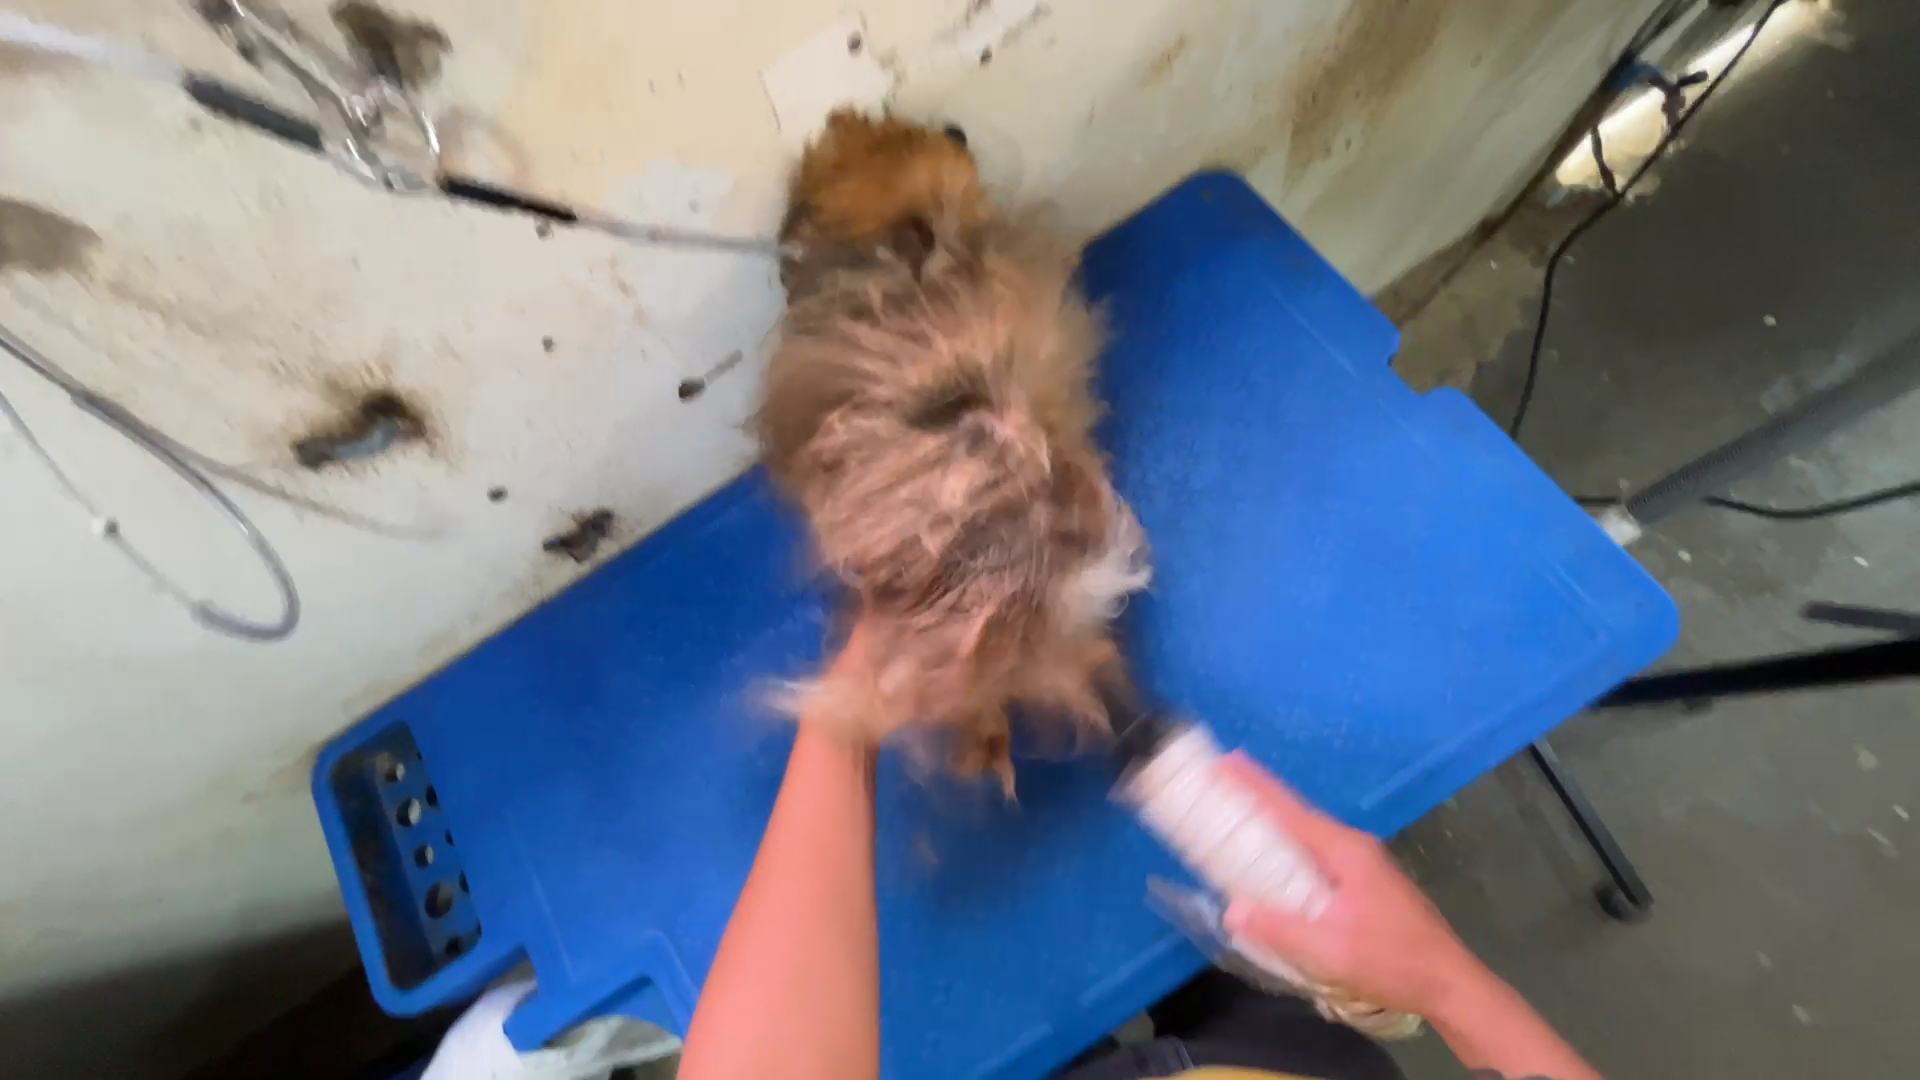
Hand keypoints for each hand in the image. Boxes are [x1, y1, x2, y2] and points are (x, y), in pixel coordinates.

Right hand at [1216, 753, 1489, 1018]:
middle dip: (1257, 796)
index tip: (1224, 760)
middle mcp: (1352, 846)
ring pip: (1306, 832)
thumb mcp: (1334, 952)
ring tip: (1237, 816)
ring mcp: (1361, 861)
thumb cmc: (1396, 963)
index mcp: (1344, 850)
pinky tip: (1274, 858)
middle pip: (1295, 812)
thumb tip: (1231, 909)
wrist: (1455, 988)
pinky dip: (1288, 844)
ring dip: (1272, 821)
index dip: (1254, 783)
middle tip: (1220, 784)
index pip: (1289, 808)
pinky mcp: (1364, 880)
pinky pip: (1315, 850)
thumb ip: (1281, 929)